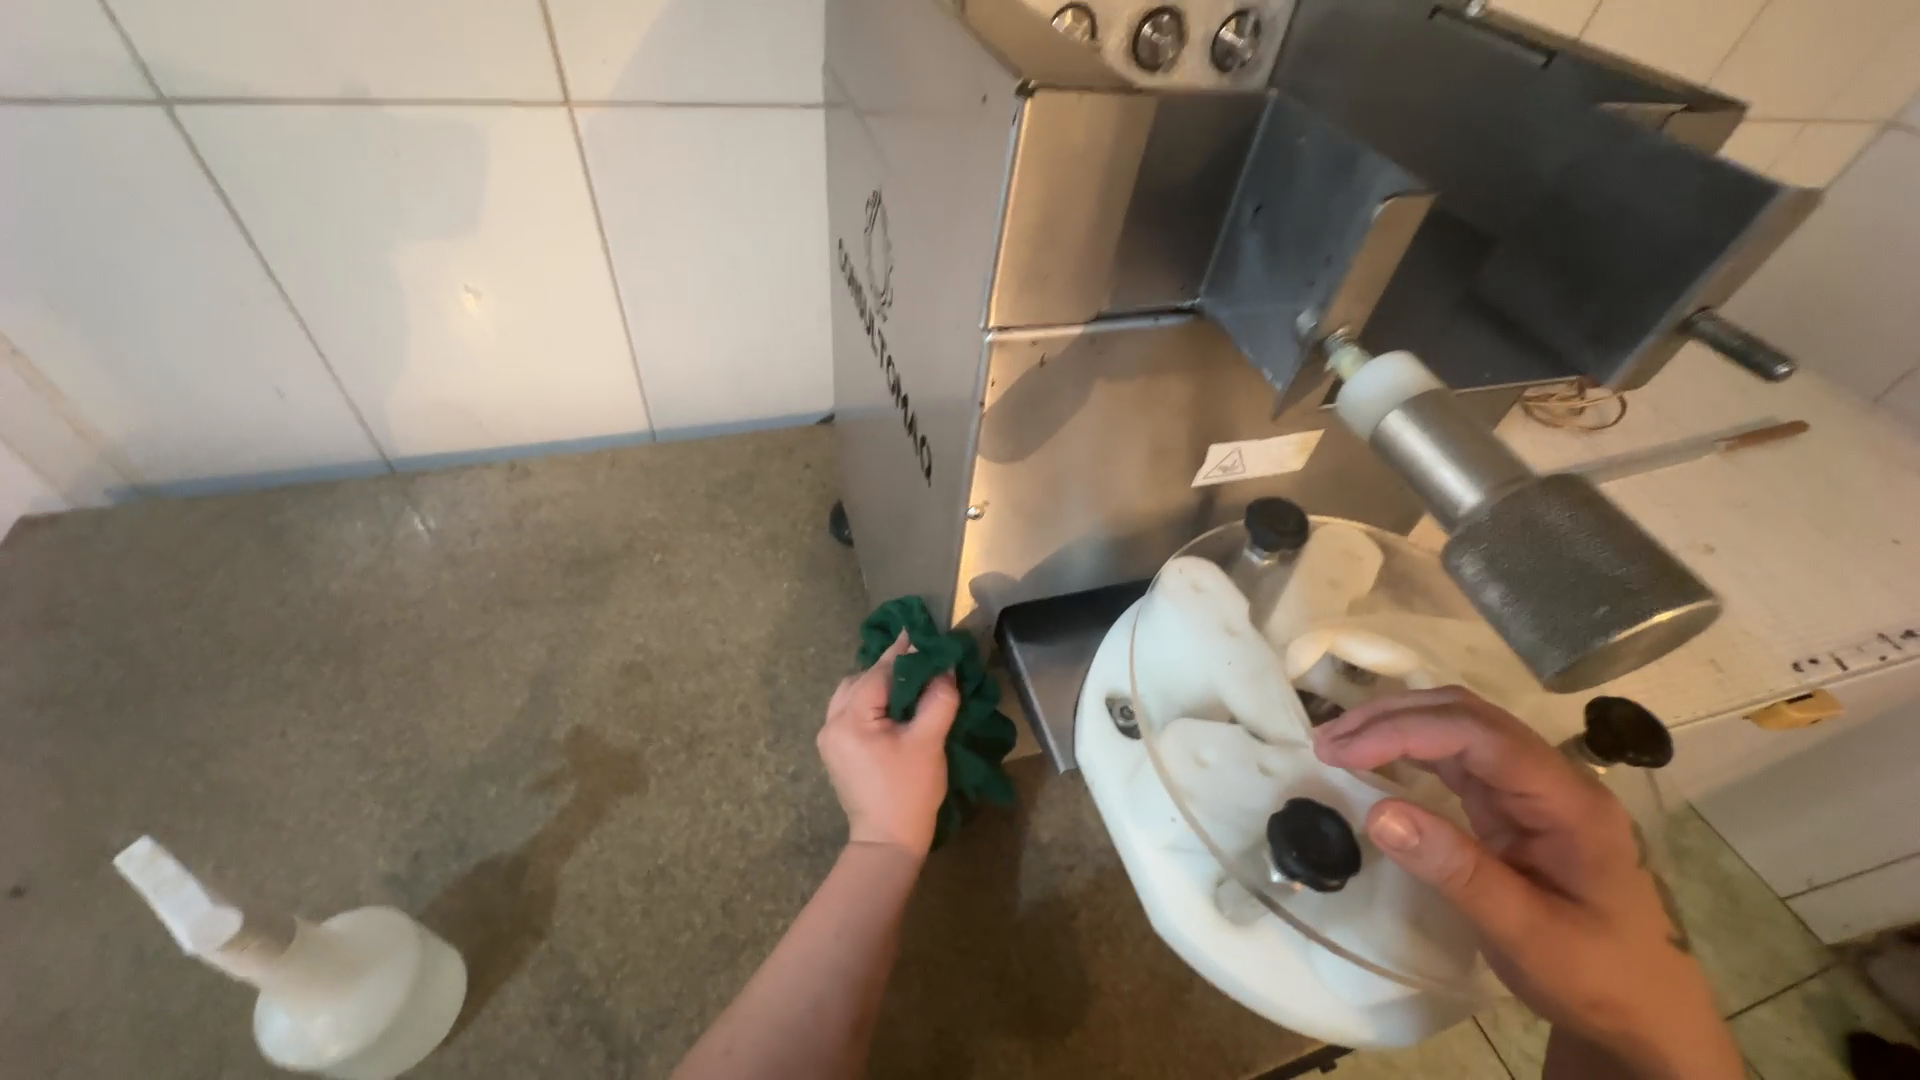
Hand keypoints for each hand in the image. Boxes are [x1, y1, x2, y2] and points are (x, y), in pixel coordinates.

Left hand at [817, 633, 959, 857]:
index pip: (879, 674)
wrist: (888, 842)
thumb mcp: (929, 742)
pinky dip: (870, 701)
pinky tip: (892, 703)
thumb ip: (938, 699)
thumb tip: (945, 667)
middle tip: (920, 657)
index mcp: (850, 719)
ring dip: (878, 683)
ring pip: (852, 693)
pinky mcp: (836, 751)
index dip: (905, 655)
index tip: (924, 634)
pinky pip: (851, 711)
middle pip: (861, 679)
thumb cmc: (909, 792)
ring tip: (908, 679)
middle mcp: (832, 723)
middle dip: (890, 667)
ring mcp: (830, 738)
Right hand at [1313, 687, 1740, 1079]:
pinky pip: (1456, 758)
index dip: (1404, 732)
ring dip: (1395, 726)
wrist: (1646, 1022)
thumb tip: (1377, 813)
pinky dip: (1409, 750)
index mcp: (1569, 802)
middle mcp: (1552, 780)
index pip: (1478, 735)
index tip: (1341, 752)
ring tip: (1337, 743)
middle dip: (1391, 717)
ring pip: (1457, 727)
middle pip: (1466, 715)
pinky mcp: (1513, 806)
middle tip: (1326, 741)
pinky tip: (1375, 759)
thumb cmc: (1598, 979)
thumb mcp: (1526, 934)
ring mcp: (1532, 791)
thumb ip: (1456, 870)